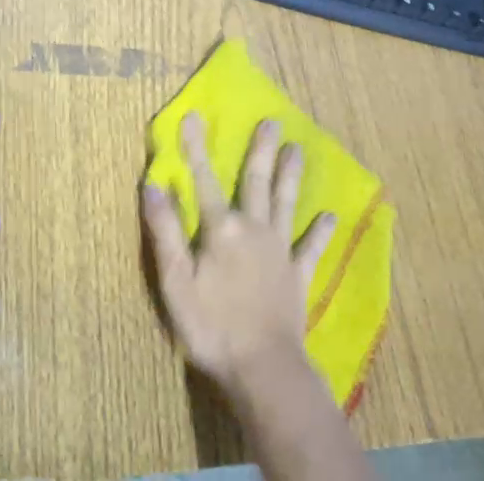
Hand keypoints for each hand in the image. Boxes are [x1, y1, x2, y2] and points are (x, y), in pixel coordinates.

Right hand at [142, 113, 336, 389]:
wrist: (263, 367)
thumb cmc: (212, 325)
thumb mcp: (176, 280)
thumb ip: (165, 231)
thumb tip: (154, 185)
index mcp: (221, 229)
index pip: (203, 179)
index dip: (196, 148)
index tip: (194, 116)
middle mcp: (254, 229)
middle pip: (255, 182)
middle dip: (259, 150)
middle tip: (271, 122)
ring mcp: (280, 251)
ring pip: (284, 204)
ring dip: (289, 176)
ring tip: (297, 149)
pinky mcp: (298, 275)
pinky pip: (310, 247)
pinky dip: (319, 231)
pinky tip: (329, 216)